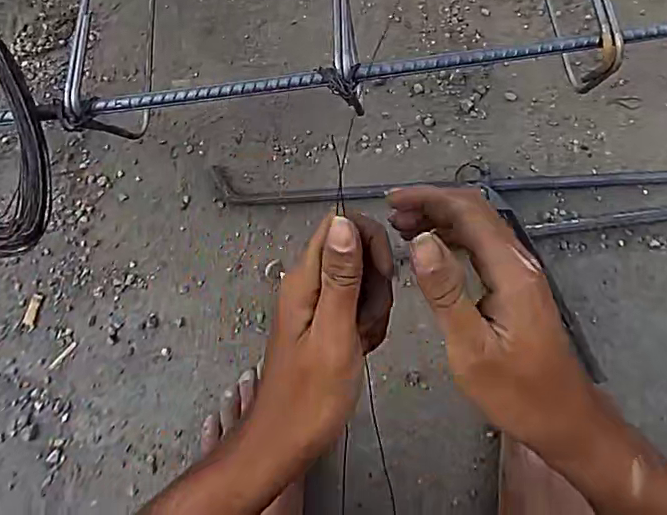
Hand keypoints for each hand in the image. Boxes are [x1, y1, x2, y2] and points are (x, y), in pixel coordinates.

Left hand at [249, 211, 394, 460]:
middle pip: (355, 249)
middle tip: (367, 322)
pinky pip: (358, 301)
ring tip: (362, 340)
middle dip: (376, 281)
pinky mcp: (325, 317)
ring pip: (362, 277)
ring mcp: (316, 300)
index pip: (340, 223)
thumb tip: (343, 220)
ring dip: (374, 306)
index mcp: (304, 279)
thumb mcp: (334, 335)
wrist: (284, 446)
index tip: (383, 277)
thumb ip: (342, 277)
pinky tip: (361, 346)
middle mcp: (307, 281)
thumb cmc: (308, 400)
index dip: (369, 241)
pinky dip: (368, 321)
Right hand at [387, 186, 603, 459]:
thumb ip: (445, 292)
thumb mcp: (471, 349)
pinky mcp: (516, 283)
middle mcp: (518, 260)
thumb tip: (421, 242)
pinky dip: (452, 236)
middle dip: (432, 203)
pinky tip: (432, 248)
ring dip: (441, 217)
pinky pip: (481, 244)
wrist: (564, 420)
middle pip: (474, 210)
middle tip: (395, 211)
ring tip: (405, 226)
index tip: (395, 199)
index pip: (467, 211)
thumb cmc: (518, 393)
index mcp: (510, 269)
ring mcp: (519, 270)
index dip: (428, 198)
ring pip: (478, 225)